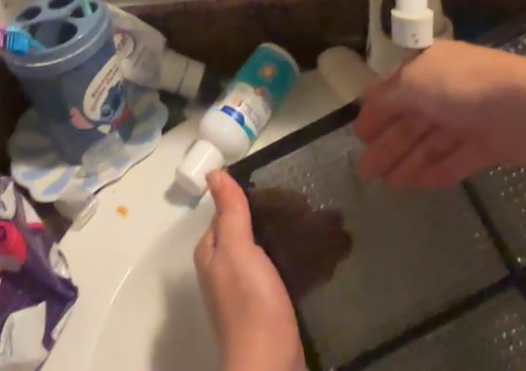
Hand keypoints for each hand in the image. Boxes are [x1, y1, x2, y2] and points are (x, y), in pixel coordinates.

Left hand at [194, 171, 302, 370]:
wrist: (270, 363)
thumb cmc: (250, 302)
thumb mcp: (238, 249)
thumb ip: (229, 212)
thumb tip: (213, 172)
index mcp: (211, 253)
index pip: (226, 212)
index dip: (249, 197)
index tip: (282, 186)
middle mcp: (222, 270)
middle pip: (245, 232)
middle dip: (270, 218)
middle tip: (304, 204)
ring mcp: (243, 291)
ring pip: (262, 253)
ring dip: (283, 239)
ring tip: (314, 225)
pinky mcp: (265, 307)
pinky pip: (276, 273)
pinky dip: (291, 262)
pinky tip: (312, 256)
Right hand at [355, 40, 525, 187]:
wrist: (525, 107)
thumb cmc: (461, 85)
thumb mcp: (413, 82)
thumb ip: (387, 96)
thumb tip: (366, 103)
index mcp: (428, 66)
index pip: (394, 89)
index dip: (376, 112)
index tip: (360, 136)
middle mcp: (447, 89)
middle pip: (411, 119)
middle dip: (388, 144)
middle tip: (366, 171)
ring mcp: (469, 117)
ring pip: (432, 142)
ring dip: (408, 161)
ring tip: (389, 184)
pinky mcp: (488, 145)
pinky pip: (456, 158)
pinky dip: (437, 170)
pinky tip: (417, 185)